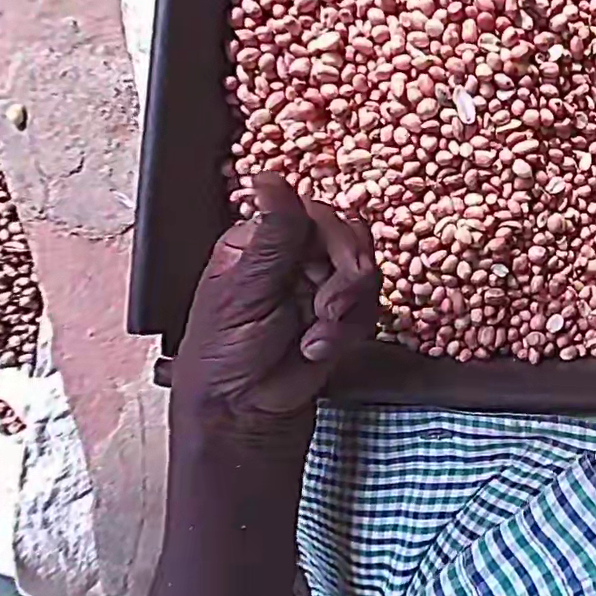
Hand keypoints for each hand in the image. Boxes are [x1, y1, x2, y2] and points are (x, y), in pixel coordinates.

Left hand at [169, 172, 379, 454]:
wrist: (245, 417)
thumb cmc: (224, 356)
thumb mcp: (244, 292)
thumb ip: (273, 235)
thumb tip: (269, 178)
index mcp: (262, 242)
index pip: (314, 213)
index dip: (332, 237)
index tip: (332, 264)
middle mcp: (295, 258)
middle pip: (349, 238)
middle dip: (346, 276)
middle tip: (328, 307)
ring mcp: (322, 286)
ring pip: (366, 270)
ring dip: (349, 306)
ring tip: (319, 333)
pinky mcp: (343, 315)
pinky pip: (371, 305)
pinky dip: (351, 329)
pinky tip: (320, 348)